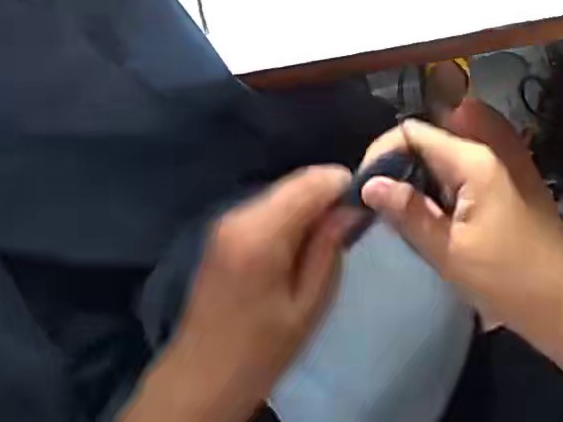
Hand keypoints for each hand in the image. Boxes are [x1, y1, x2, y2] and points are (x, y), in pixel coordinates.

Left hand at [123, 166, 362, 421]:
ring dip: (309, 200)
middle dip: (326, 191)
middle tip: (350, 219)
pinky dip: (290, 210)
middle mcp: (241, 214)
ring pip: (282, 189)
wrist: (199, 380)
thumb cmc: (259, 352)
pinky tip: (300, 239)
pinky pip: (268, 203)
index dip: (342, 184)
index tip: (363, 204)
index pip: (312, 182)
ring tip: (329, 231)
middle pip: (296, 181)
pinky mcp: (223, 226)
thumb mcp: (307, 307)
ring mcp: (227, 217)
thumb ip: (329, 249)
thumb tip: (351, 208)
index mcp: (261, 235)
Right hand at [358, 120, 562, 337]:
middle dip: (401, 159)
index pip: (413, 131)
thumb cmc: (508, 282)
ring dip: (422, 166)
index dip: (383, 151)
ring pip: (449, 146)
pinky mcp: (513, 177)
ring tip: (406, 201)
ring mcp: (506, 159)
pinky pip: (469, 160)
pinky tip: (437, 203)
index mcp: (474, 159)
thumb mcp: (449, 253)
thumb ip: (408, 213)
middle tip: (383, 196)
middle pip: (432, 134)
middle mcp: (491, 147)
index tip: (366, 185)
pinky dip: (446, 172)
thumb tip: (369, 183)